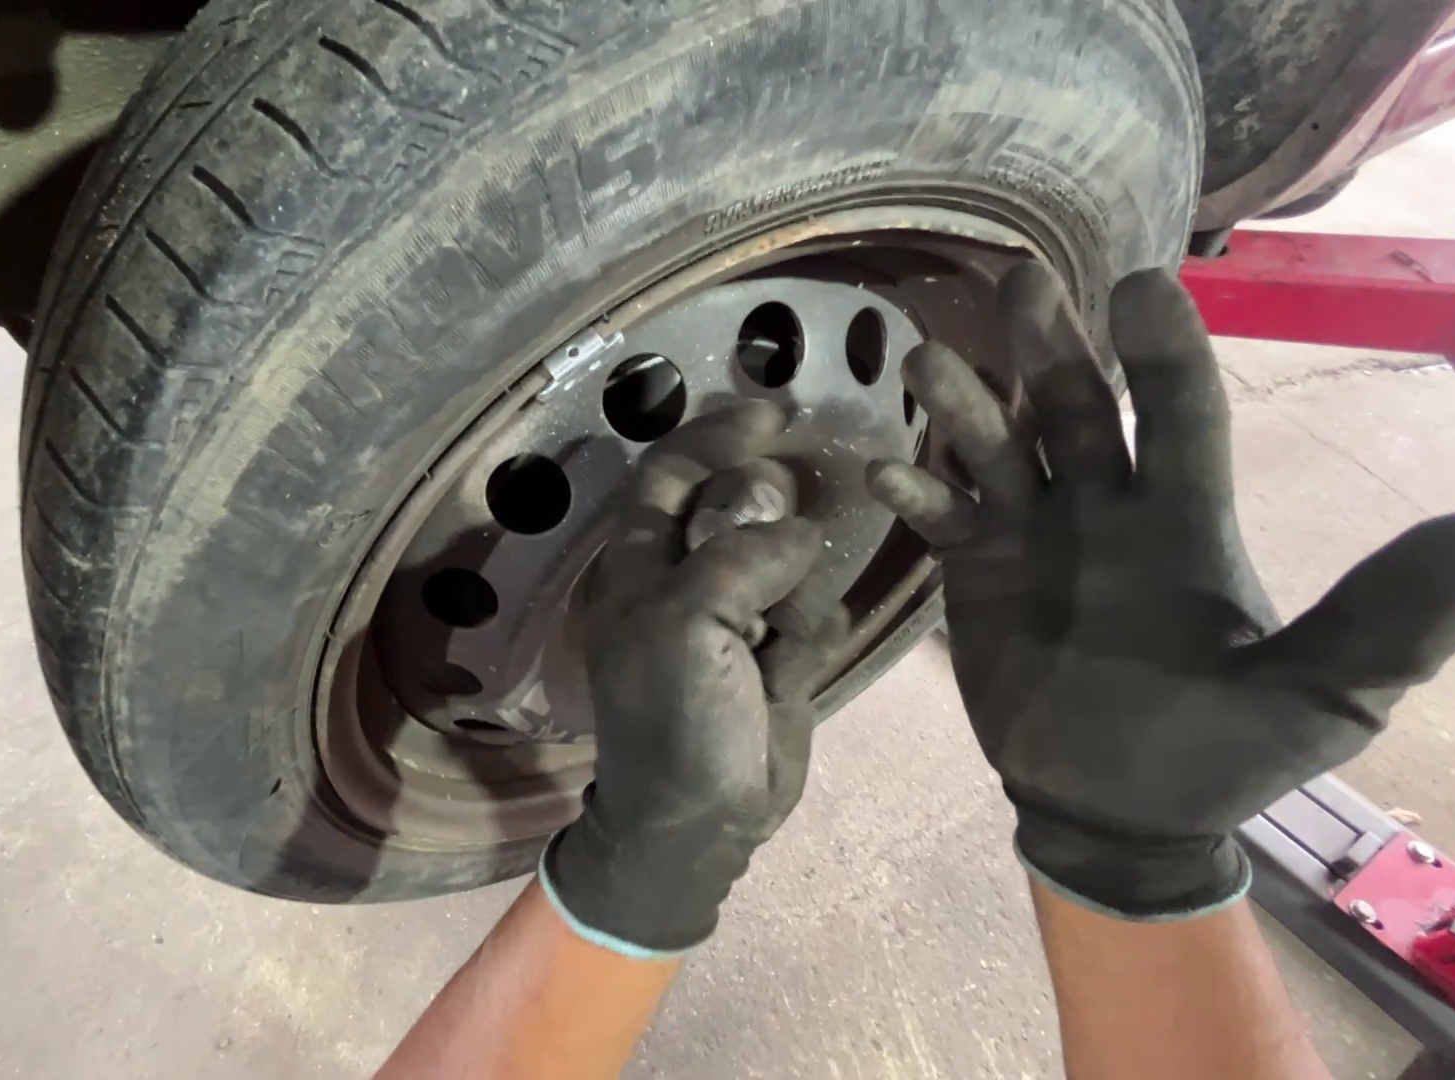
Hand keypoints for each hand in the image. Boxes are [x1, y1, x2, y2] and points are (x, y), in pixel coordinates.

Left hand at [543, 402, 844, 954]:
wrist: (701, 819)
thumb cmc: (671, 718)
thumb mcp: (687, 626)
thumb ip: (737, 557)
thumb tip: (795, 526)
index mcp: (641, 558)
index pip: (671, 468)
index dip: (716, 434)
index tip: (776, 413)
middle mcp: (686, 571)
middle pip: (742, 502)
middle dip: (767, 525)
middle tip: (766, 576)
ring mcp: (736, 607)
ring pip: (791, 556)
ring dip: (793, 600)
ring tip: (770, 653)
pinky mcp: (777, 643)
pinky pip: (813, 607)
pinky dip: (808, 638)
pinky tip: (786, 679)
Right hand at [868, 263, 1454, 918]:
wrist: (1111, 800)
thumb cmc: (1216, 749)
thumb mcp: (1318, 697)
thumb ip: (1386, 622)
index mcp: (1182, 518)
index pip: (1176, 415)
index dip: (1161, 352)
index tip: (1141, 285)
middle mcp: (1100, 507)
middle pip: (1069, 408)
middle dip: (1046, 345)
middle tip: (1019, 279)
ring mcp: (1029, 533)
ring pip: (993, 449)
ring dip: (963, 406)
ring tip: (925, 364)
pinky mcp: (974, 566)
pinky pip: (942, 515)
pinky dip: (916, 491)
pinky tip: (888, 474)